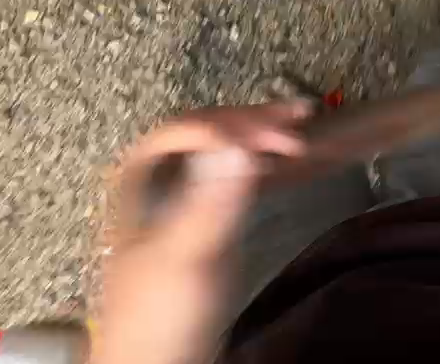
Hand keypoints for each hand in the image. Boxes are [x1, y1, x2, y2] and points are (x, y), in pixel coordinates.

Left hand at [92, 103, 309, 363]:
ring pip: (224, 146)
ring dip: (262, 132)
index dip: (228, 126)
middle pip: (208, 129)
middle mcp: (160, 178)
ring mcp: (184, 195)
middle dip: (252, 120)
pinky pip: (237, 171)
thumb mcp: (185, 259)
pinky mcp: (206, 216)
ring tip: (299, 117)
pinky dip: (264, 158)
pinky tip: (287, 154)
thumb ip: (211, 203)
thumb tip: (237, 148)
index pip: (187, 130)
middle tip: (294, 119)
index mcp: (140, 179)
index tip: (266, 139)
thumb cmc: (159, 321)